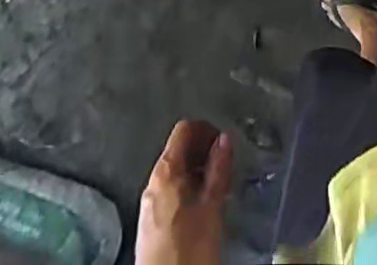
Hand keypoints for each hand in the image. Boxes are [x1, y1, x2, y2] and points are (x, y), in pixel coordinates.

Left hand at [136, 120, 233, 264]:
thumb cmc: (189, 246)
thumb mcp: (212, 205)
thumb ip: (219, 168)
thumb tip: (224, 139)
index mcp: (165, 171)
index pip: (184, 130)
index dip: (206, 130)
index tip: (224, 144)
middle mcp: (153, 182)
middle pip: (180, 150)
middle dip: (204, 153)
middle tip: (226, 168)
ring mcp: (149, 203)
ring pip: (177, 173)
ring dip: (199, 173)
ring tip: (220, 189)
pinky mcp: (151, 222)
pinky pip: (171, 192)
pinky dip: (189, 190)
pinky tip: (204, 209)